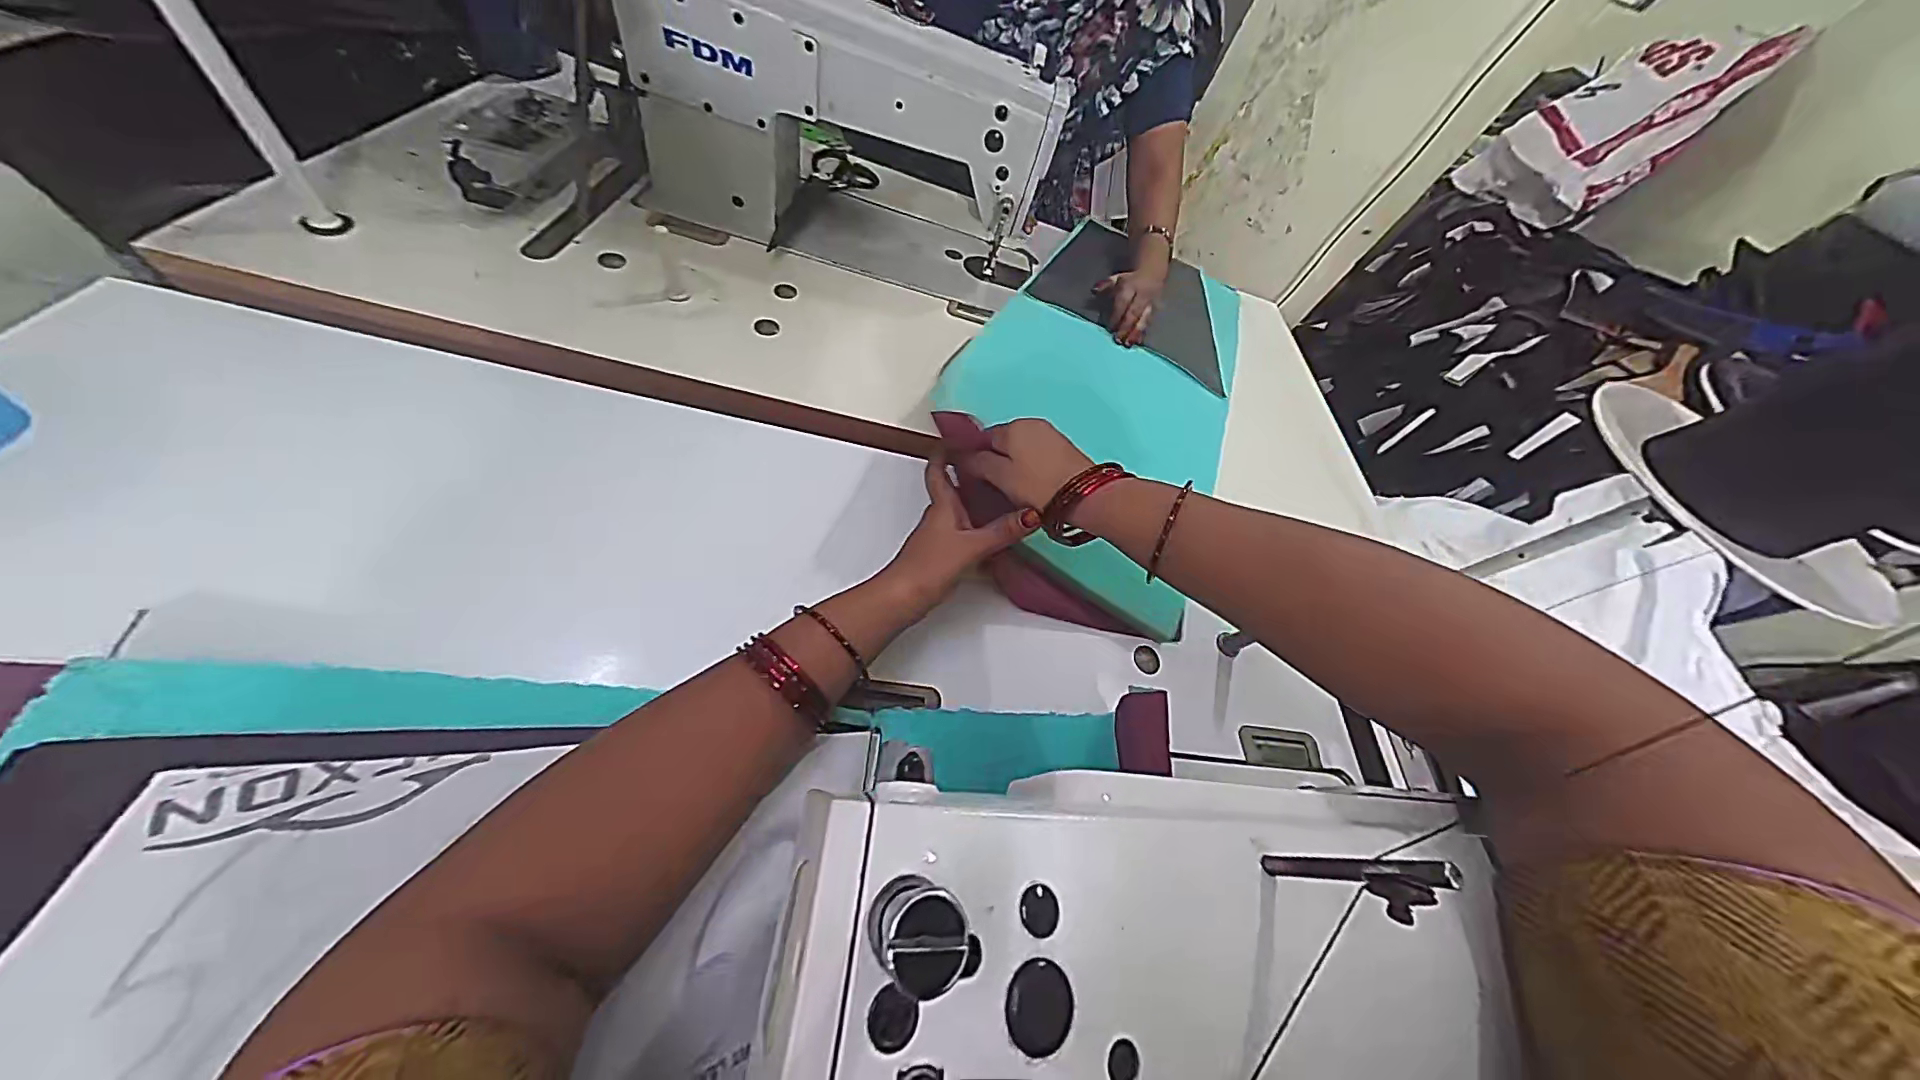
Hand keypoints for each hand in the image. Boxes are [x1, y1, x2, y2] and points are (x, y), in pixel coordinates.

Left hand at [878, 456, 1041, 618]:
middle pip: (953, 489)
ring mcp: (940, 536)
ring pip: (960, 511)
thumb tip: (1030, 514)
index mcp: (942, 506)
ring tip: (1004, 497)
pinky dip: (979, 529)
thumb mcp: (971, 546)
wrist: (904, 597)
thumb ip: (1002, 531)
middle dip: (969, 475)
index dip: (945, 452)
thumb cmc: (928, 567)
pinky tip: (996, 536)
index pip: (939, 470)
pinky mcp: (943, 555)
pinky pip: (965, 533)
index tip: (957, 438)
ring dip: (977, 503)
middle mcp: (939, 517)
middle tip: (993, 465)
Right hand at [954, 419, 1094, 514]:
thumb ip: (978, 463)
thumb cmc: (1040, 487)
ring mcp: (1050, 436)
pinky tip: (1031, 487)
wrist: (1084, 496)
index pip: (982, 437)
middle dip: (995, 461)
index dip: (974, 458)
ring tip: (1013, 491)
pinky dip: (1030, 469)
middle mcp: (1032, 424)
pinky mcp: (1064, 450)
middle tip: (993, 487)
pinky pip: (1036, 456)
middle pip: (1003, 442)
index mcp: (1014, 426)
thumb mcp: (1000, 477)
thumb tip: (965, 456)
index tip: (972, 477)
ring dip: (1013, 466)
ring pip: (1020, 450)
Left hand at [1094, 254, 1167, 346]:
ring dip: (1135, 332)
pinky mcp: (1154, 312)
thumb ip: (1105, 286)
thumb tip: (1093, 290)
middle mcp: (1142, 296)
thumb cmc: (1129, 280)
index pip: (1123, 302)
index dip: (1117, 315)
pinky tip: (1137, 342)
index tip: (1110, 327)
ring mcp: (1149, 304)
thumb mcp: (1117, 279)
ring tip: (1128, 343)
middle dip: (1126, 327)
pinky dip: (1142, 333)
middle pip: (1134, 313)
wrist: (1153, 274)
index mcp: (1131, 286)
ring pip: (1143, 319)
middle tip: (1118, 339)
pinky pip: (1149, 323)